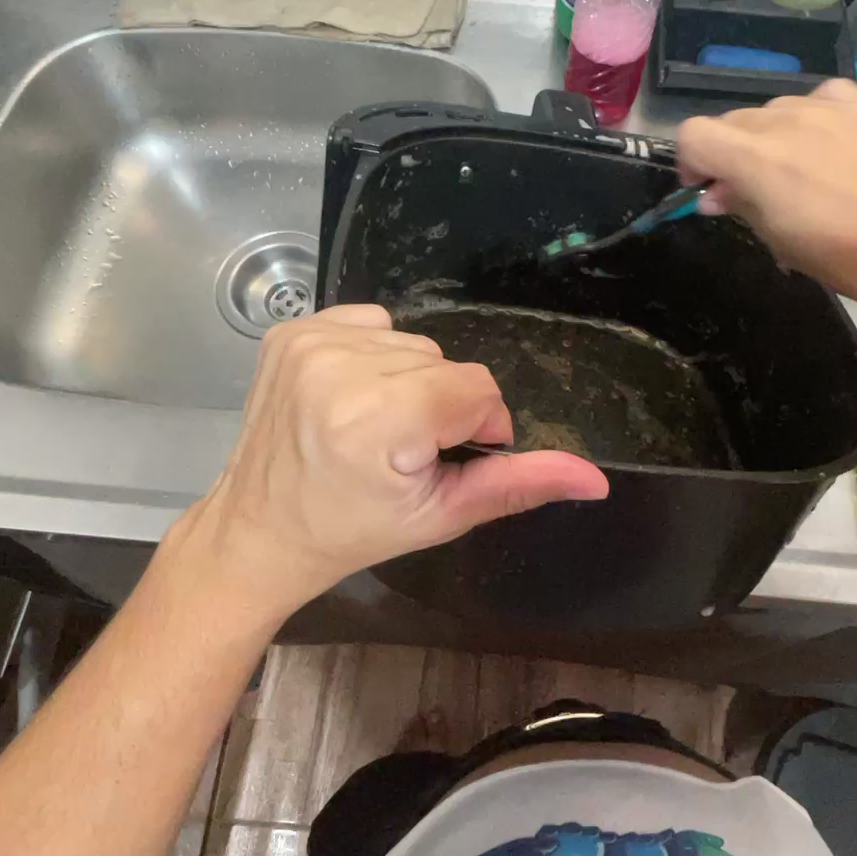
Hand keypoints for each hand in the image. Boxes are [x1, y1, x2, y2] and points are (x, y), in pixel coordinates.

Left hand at [167, 305, 609, 612]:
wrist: (261, 530)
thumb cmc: (354, 531)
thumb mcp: (442, 515)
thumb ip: (519, 485)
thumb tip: (595, 478)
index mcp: (376, 422)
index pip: (476, 388)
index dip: (475, 425)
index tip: (443, 458)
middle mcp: (338, 369)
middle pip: (444, 362)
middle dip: (439, 404)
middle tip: (401, 450)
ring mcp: (309, 344)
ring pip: (412, 343)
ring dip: (407, 381)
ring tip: (373, 425)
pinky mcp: (290, 331)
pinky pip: (371, 324)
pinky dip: (374, 357)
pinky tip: (350, 397)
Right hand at [676, 80, 856, 336]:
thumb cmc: (856, 259)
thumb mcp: (784, 244)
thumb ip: (743, 208)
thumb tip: (718, 194)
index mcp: (758, 157)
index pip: (693, 135)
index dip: (689, 164)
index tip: (706, 192)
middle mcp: (786, 119)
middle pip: (730, 122)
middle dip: (728, 156)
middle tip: (749, 196)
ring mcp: (830, 107)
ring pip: (772, 112)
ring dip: (767, 141)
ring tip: (796, 178)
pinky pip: (817, 103)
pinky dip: (808, 123)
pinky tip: (830, 151)